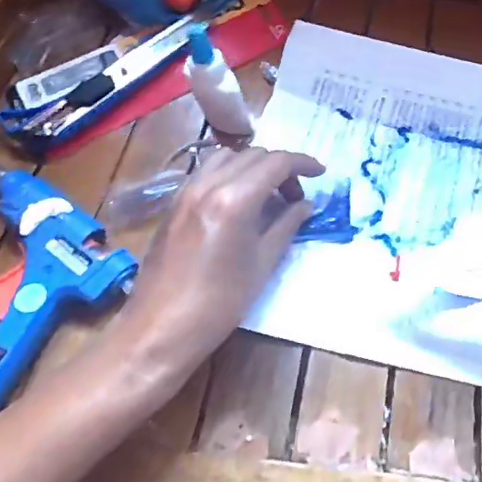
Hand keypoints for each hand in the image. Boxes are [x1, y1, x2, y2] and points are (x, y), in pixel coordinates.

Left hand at [106, 147, 323, 381]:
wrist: (160, 326)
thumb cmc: (219, 303)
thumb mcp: (262, 264)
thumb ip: (286, 225)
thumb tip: (305, 204)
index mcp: (234, 198)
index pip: (276, 163)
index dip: (303, 163)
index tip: (321, 173)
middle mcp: (208, 184)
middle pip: (252, 155)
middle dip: (279, 167)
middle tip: (294, 196)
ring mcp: (186, 191)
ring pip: (227, 157)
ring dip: (252, 166)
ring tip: (266, 195)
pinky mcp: (174, 202)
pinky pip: (206, 172)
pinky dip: (229, 174)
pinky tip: (237, 201)